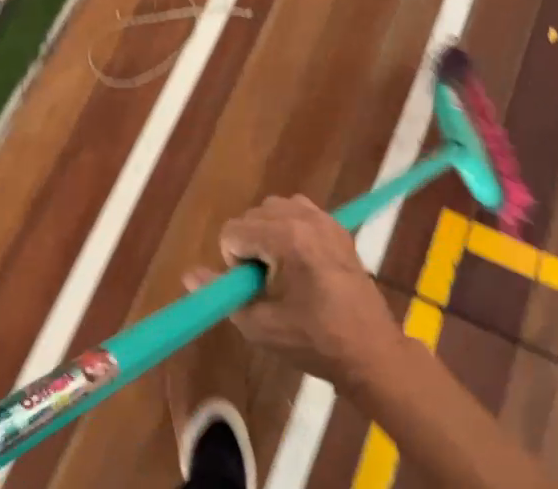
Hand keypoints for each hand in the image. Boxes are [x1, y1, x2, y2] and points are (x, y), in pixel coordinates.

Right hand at [183, 195, 402, 389]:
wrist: (368, 348)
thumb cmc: (312, 341)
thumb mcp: (259, 324)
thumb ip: (222, 294)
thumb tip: (188, 274)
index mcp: (286, 238)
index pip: (234, 230)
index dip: (233, 261)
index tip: (250, 287)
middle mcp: (305, 218)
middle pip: (254, 215)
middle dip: (248, 245)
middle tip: (262, 283)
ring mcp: (325, 219)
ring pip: (276, 208)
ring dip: (267, 232)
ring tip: (279, 270)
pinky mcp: (338, 227)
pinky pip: (300, 211)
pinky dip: (289, 226)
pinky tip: (299, 261)